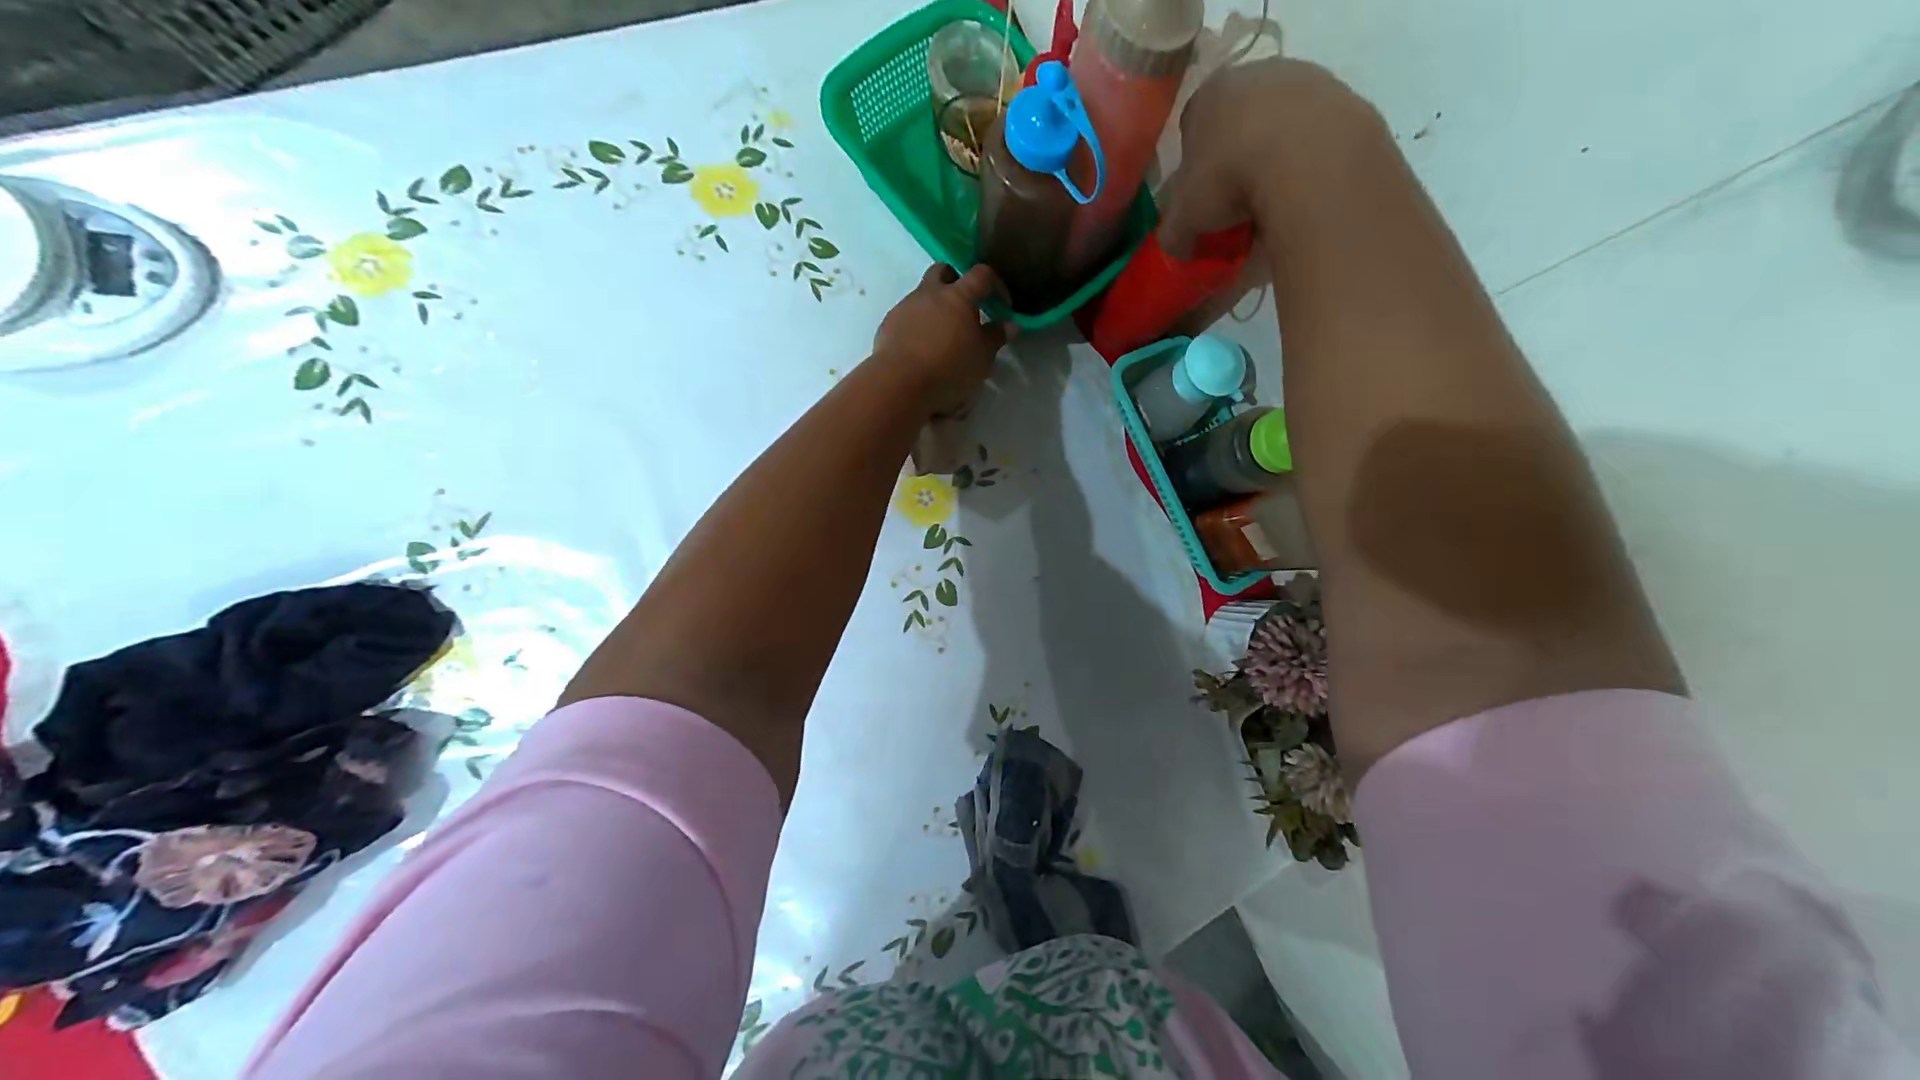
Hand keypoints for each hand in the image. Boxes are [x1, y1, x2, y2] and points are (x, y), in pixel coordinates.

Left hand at [874, 264, 1010, 417]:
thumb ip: (996, 337)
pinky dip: (917, 326)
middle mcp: (929, 293)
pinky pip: (906, 317)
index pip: (982, 274)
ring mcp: (905, 307)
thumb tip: (1011, 325)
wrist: (900, 383)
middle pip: (943, 271)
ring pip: (922, 295)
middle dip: (955, 281)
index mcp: (958, 296)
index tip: (1002, 305)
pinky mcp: (887, 325)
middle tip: (965, 307)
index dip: (996, 285)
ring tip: (942, 336)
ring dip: (934, 308)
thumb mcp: (982, 357)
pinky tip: (921, 349)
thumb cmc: (950, 368)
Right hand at [1158, 59, 1388, 256]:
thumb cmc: (1230, 177)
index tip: (1201, 198)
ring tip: (1274, 205)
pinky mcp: (1346, 97)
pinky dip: (1310, 163)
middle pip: (1239, 122)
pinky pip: (1317, 137)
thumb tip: (1175, 248)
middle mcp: (1256, 74)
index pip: (1192, 127)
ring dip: (1275, 161)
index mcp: (1209, 94)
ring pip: (1281, 127)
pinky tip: (1305, 193)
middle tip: (1236, 205)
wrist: (1310, 158)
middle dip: (1236, 161)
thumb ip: (1174, 231)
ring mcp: (1305, 79)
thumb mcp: (1186, 216)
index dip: (1194, 167)